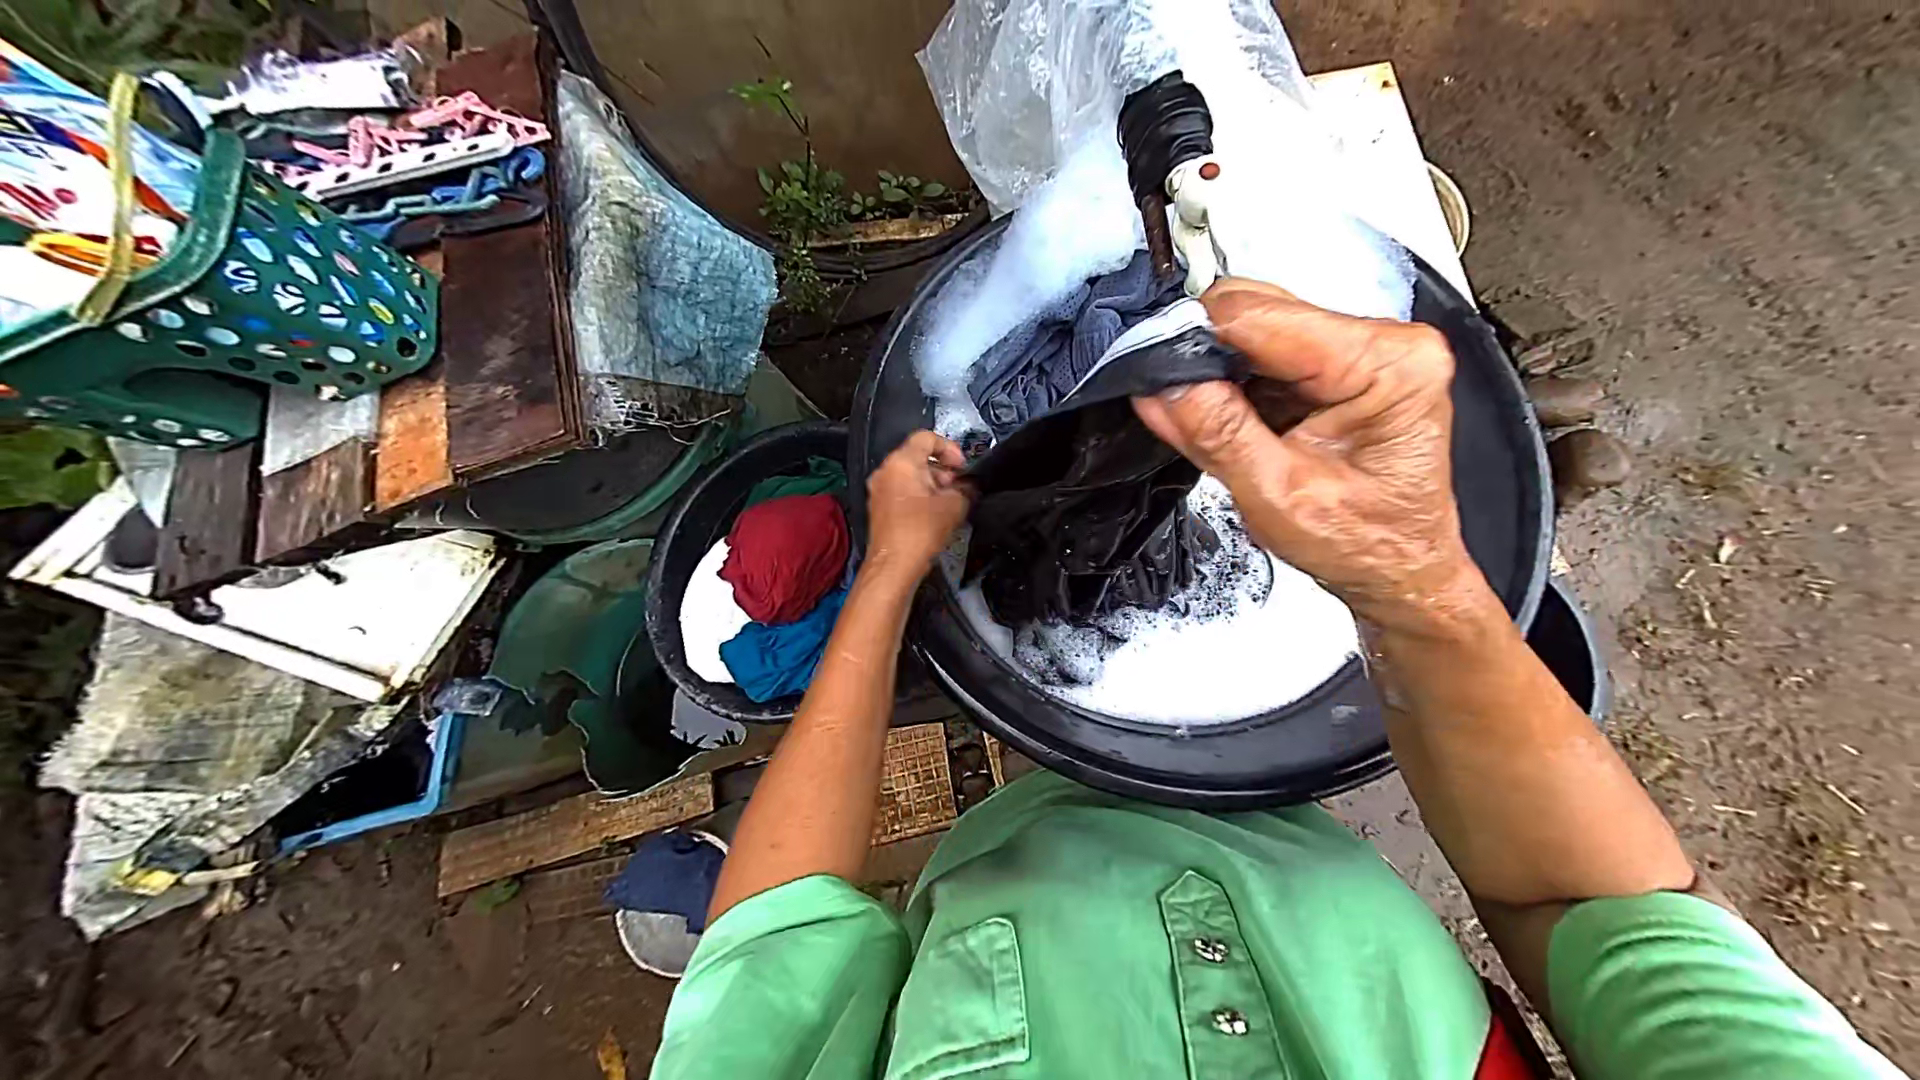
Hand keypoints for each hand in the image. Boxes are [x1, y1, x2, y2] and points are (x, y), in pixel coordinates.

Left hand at [864, 431, 971, 579]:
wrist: (895, 566)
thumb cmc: (917, 535)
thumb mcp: (955, 506)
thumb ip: (966, 488)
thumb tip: (968, 486)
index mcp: (901, 463)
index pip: (927, 438)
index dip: (950, 448)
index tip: (961, 464)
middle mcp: (885, 472)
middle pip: (918, 457)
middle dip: (943, 470)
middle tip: (958, 486)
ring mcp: (880, 490)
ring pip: (910, 476)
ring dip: (933, 485)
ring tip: (949, 504)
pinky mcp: (880, 508)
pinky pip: (902, 492)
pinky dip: (920, 497)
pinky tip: (935, 515)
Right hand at [1132, 278, 1483, 625]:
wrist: (1391, 568)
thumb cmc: (1361, 542)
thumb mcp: (1275, 494)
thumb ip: (1217, 433)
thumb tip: (1165, 384)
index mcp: (1384, 365)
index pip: (1260, 316)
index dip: (1194, 339)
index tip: (1154, 371)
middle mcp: (1381, 344)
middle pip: (1256, 311)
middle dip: (1203, 355)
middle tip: (1179, 406)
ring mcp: (1359, 351)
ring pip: (1252, 328)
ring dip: (1215, 372)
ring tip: (1214, 426)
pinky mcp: (1336, 365)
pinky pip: (1261, 352)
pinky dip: (1230, 383)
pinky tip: (1234, 422)